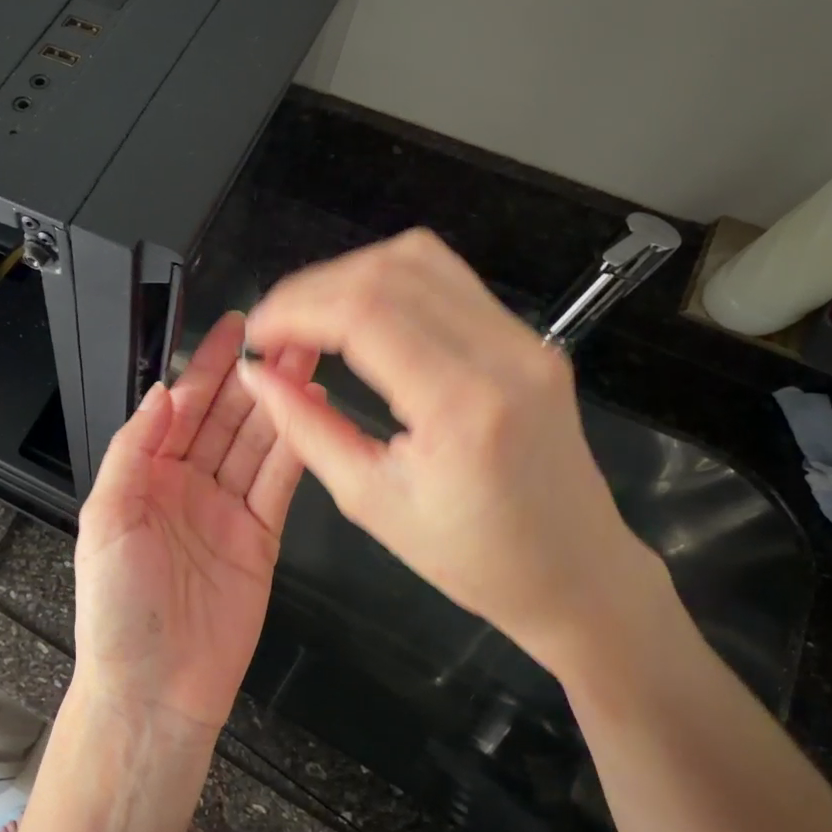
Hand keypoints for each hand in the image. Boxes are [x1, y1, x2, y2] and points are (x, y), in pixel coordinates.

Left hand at [72, 312, 320, 730]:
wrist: (153, 689)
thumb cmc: (115, 613)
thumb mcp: (106, 520)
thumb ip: (132, 452)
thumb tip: (159, 394)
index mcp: (144, 478)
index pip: (180, 408)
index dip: (205, 367)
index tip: (232, 330)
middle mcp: (186, 487)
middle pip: (225, 417)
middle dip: (252, 375)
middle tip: (284, 333)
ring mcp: (225, 510)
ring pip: (257, 442)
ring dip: (279, 401)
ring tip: (306, 359)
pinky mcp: (259, 538)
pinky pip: (279, 482)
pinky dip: (297, 447)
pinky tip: (311, 413)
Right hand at [237, 229, 669, 669]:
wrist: (578, 572)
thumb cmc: (471, 558)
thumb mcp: (370, 501)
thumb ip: (305, 429)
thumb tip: (254, 373)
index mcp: (463, 406)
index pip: (364, 313)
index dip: (295, 309)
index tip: (254, 335)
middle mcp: (502, 354)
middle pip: (387, 273)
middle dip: (311, 289)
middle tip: (271, 327)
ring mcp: (523, 338)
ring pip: (417, 259)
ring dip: (347, 276)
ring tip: (306, 318)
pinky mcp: (526, 336)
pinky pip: (445, 278)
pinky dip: (385, 281)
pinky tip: (354, 315)